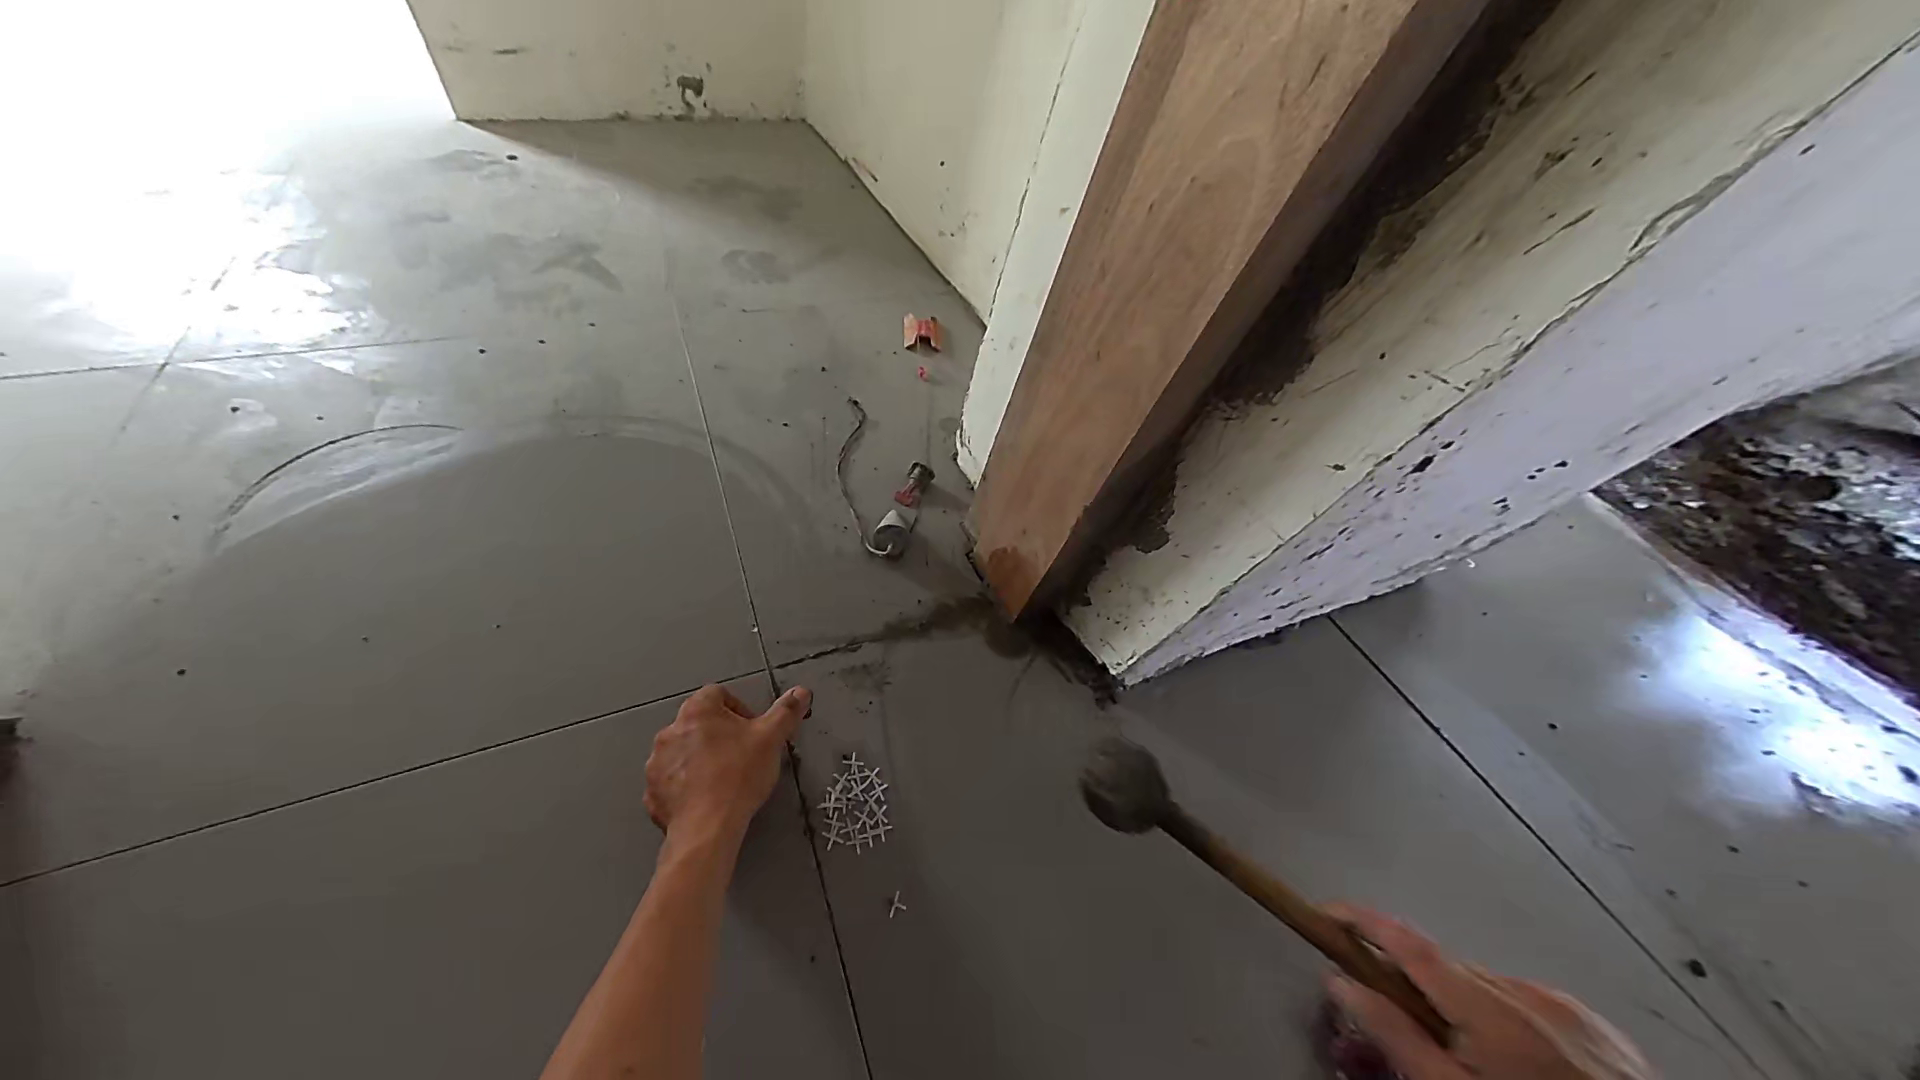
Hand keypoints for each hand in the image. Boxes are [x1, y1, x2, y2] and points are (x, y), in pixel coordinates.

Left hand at [644, 684, 810, 840]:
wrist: (708, 827)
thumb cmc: (739, 776)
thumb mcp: (772, 739)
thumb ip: (786, 712)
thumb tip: (800, 692)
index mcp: (698, 711)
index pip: (716, 694)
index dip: (738, 708)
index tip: (751, 730)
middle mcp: (670, 732)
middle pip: (698, 722)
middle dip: (719, 734)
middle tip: (741, 754)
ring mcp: (656, 764)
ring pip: (682, 751)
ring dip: (699, 758)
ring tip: (722, 779)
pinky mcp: (651, 793)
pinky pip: (671, 781)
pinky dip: (686, 785)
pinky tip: (705, 798)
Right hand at [1326, 906, 1655, 1079]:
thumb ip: (1392, 1034)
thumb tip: (1337, 980)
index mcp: (1485, 1002)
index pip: (1403, 937)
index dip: (1357, 918)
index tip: (1322, 914)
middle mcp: (1524, 989)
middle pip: (1440, 969)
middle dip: (1403, 988)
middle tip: (1381, 1025)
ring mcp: (1569, 1009)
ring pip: (1484, 989)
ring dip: (1454, 1009)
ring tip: (1451, 1054)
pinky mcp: (1604, 1031)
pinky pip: (1530, 1008)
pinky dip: (1502, 1022)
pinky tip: (1512, 1064)